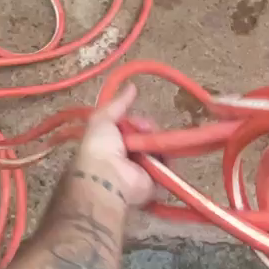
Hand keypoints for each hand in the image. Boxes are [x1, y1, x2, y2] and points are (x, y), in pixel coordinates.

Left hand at [77, 83, 154, 206]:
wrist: (108, 179)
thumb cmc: (100, 147)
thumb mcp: (103, 119)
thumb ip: (118, 103)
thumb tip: (132, 85)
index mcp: (112, 143)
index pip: (131, 127)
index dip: (137, 121)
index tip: (138, 121)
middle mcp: (126, 156)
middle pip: (146, 137)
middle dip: (149, 130)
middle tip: (147, 131)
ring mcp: (141, 170)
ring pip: (158, 149)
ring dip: (159, 143)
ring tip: (155, 143)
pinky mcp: (154, 183)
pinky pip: (166, 167)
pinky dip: (168, 160)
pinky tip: (164, 154)